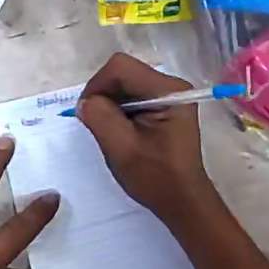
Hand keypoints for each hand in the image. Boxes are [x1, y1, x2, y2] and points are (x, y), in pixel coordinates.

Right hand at [77, 54, 224, 227]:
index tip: (87, 111)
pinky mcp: (163, 103)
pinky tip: (119, 129)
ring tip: (108, 129)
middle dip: (103, 94)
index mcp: (167, 90)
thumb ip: (101, 118)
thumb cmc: (156, 177)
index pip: (121, 68)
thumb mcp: (122, 149)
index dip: (98, 85)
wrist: (182, 201)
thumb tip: (85, 101)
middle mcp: (171, 84)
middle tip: (94, 122)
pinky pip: (132, 93)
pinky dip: (118, 107)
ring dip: (110, 102)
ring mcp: (168, 93)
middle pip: (123, 72)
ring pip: (125, 81)